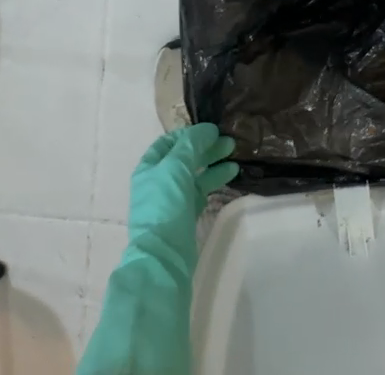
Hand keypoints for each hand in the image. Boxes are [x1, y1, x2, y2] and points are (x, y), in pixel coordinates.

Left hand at [127, 123, 238, 264]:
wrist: (163, 254)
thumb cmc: (165, 205)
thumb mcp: (176, 166)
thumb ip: (192, 144)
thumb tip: (207, 129)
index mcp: (149, 167)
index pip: (169, 143)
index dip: (189, 134)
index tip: (211, 130)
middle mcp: (159, 181)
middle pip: (184, 158)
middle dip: (206, 148)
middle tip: (230, 142)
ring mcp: (172, 199)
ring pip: (195, 175)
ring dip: (213, 163)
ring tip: (235, 157)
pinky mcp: (185, 215)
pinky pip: (201, 191)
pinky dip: (214, 181)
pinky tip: (230, 175)